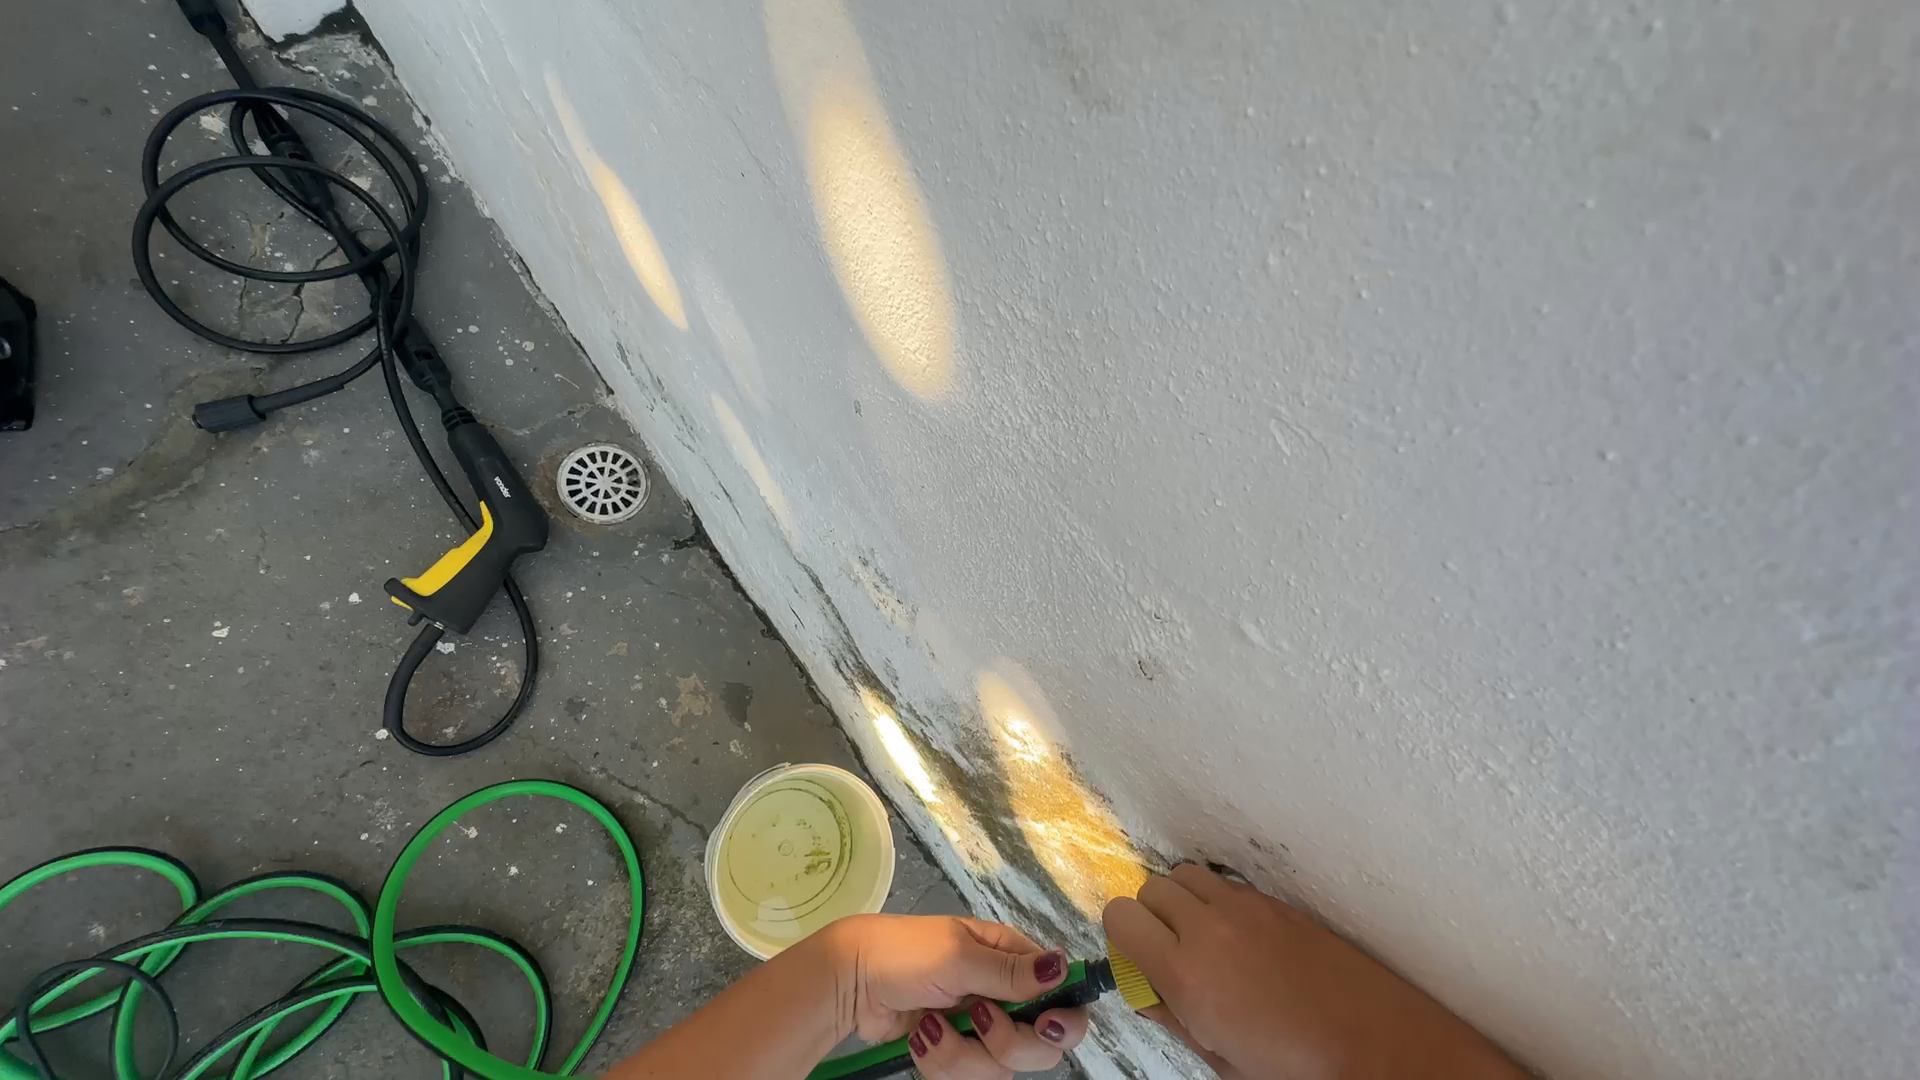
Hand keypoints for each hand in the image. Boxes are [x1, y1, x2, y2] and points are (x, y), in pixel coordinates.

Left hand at [820, 913, 1089, 1077]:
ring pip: (1001, 1068)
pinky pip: (968, 1077)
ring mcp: (978, 1026)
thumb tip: (1064, 965)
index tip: (1046, 1026)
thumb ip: (1010, 971)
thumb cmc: (905, 952)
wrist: (852, 980)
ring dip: (963, 1054)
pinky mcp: (955, 1052)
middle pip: (1039, 1043)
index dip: (1063, 1015)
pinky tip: (921, 1038)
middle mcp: (1001, 993)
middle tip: (978, 1019)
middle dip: (1007, 1042)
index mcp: (1008, 956)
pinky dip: (942, 1063)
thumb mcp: (957, 955)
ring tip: (932, 1025)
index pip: (1060, 990)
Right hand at [1104, 865, 1527, 1079]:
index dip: (1121, 935)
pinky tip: (1242, 940)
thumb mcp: (1222, 1061)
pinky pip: (1225, 884)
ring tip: (1204, 938)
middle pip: (1149, 888)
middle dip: (1150, 916)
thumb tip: (1144, 990)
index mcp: (1186, 974)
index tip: (1136, 956)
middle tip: (1170, 951)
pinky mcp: (1275, 901)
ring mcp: (1244, 907)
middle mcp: (1207, 927)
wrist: (1380, 1048)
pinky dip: (1218, 901)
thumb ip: (1173, 1018)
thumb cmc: (1298, 1070)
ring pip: (1185, 874)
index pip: (1119, 916)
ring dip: (1182, 900)